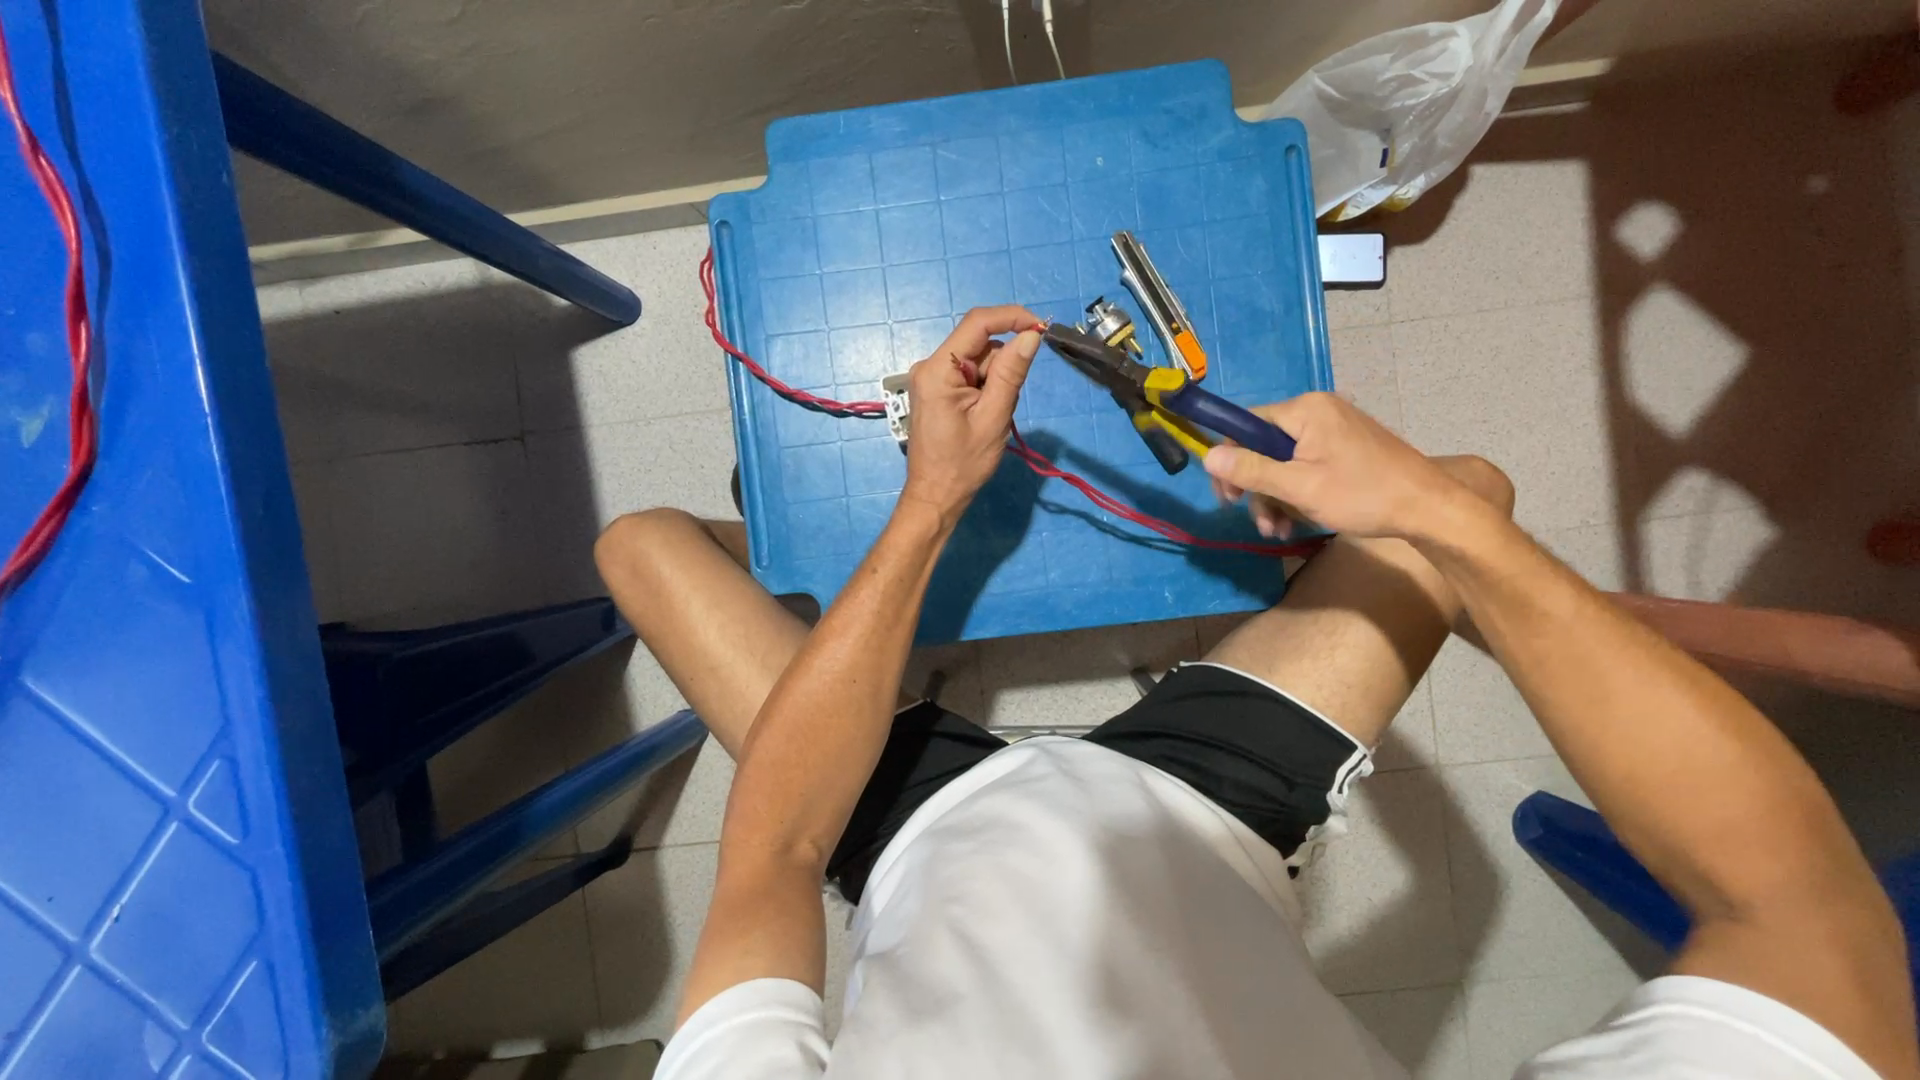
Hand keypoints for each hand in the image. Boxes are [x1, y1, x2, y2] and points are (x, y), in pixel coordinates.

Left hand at [900, 305, 1043, 522]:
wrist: (936, 495)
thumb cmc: (964, 463)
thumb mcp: (994, 417)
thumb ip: (1012, 373)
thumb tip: (1031, 335)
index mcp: (938, 369)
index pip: (977, 323)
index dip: (1012, 317)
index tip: (1041, 328)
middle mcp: (930, 366)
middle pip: (980, 344)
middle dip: (1004, 366)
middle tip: (1005, 403)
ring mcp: (932, 378)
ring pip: (979, 360)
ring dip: (996, 382)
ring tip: (991, 417)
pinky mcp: (937, 390)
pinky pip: (971, 375)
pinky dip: (986, 390)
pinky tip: (983, 416)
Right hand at [1201, 392, 1485, 539]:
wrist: (1429, 509)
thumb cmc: (1362, 494)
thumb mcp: (1299, 487)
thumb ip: (1251, 471)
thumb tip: (1206, 455)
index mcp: (1305, 410)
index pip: (1246, 425)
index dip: (1230, 460)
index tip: (1227, 496)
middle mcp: (1317, 412)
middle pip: (1263, 448)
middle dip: (1256, 488)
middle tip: (1255, 520)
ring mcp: (1333, 430)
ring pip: (1283, 463)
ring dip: (1274, 499)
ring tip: (1278, 531)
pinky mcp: (1344, 449)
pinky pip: (1305, 467)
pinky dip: (1296, 494)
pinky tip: (1295, 523)